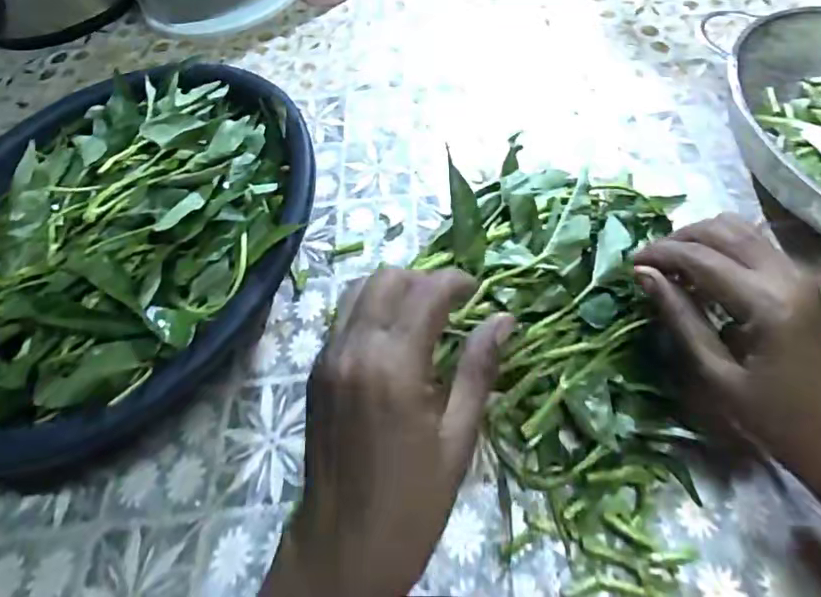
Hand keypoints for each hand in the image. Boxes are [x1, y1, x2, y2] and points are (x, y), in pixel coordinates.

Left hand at [260, 268, 513, 596]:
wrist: (344, 543)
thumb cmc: (413, 501)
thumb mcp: (457, 439)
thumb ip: (479, 371)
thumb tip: (504, 320)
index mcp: (394, 365)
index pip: (425, 292)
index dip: (455, 281)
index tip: (477, 290)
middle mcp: (355, 347)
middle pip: (387, 278)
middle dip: (423, 280)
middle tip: (451, 305)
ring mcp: (329, 354)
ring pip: (359, 289)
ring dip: (393, 289)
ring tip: (422, 315)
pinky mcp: (316, 367)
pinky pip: (343, 317)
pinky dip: (370, 310)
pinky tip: (392, 338)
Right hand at [631, 214, 820, 497]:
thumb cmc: (783, 423)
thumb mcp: (719, 376)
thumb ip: (681, 317)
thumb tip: (642, 274)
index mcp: (766, 302)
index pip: (698, 256)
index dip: (658, 254)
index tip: (629, 264)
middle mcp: (786, 276)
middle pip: (719, 230)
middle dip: (677, 240)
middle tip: (649, 264)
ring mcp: (800, 276)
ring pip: (738, 229)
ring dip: (700, 239)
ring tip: (673, 267)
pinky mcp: (803, 283)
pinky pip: (754, 244)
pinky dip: (722, 247)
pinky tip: (704, 274)